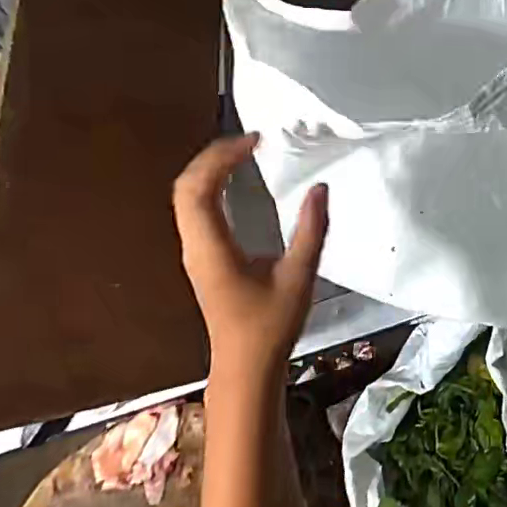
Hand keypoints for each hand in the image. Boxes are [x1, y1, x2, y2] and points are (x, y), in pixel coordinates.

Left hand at [173, 134, 328, 383]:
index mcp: (212, 248)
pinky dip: (210, 184)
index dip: (222, 158)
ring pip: (186, 196)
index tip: (255, 142)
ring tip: (243, 151)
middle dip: (213, 156)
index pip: (199, 189)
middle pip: (185, 187)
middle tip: (249, 140)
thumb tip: (321, 188)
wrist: (245, 366)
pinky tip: (235, 179)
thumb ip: (312, 231)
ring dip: (210, 168)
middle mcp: (195, 246)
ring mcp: (194, 251)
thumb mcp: (299, 277)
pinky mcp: (201, 256)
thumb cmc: (270, 325)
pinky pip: (194, 208)